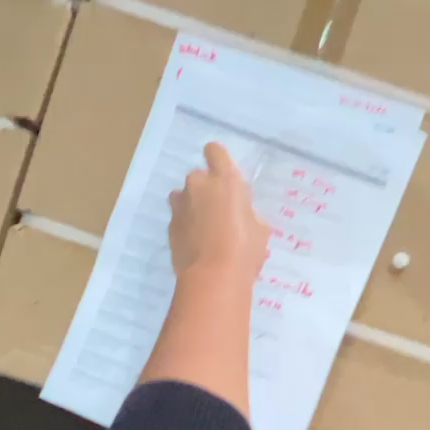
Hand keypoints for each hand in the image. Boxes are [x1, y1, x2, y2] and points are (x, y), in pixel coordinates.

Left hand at [168, 143, 269, 285]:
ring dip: (193, 206)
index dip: (218, 160)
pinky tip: (197, 245)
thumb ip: (247, 212)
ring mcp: (180, 206)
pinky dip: (186, 227)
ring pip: (184, 197)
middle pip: (199, 177)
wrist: (213, 279)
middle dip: (207, 190)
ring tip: (206, 229)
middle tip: (220, 213)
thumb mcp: (259, 229)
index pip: (215, 151)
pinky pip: (179, 219)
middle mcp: (197, 185)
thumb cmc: (244, 250)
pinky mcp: (170, 227)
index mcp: (224, 180)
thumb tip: (240, 213)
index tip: (224, 176)